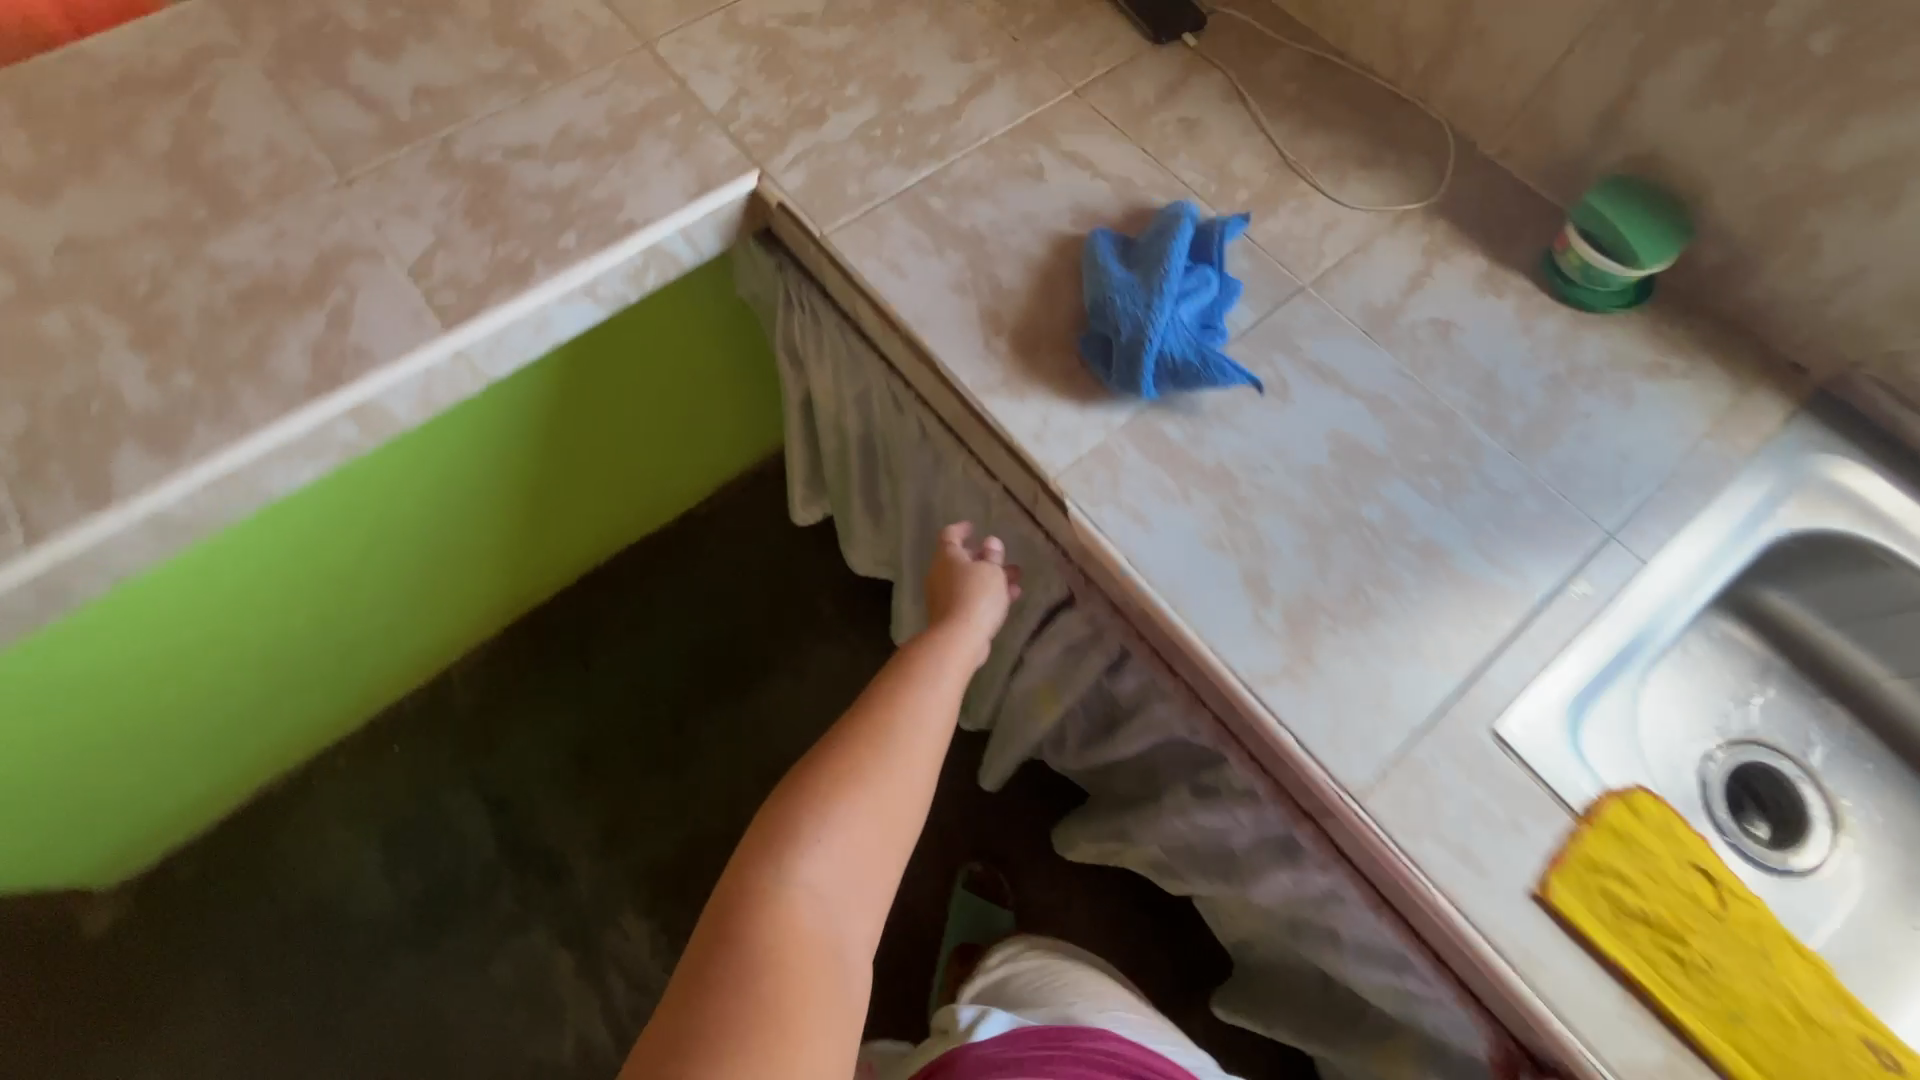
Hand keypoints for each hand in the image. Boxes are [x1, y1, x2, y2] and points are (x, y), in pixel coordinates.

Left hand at [924, 522, 1022, 668]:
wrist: (959, 638)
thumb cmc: (976, 595)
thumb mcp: (991, 570)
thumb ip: (993, 555)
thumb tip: (990, 543)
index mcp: (947, 557)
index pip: (950, 535)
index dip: (962, 529)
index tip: (973, 527)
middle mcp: (941, 574)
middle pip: (961, 560)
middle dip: (984, 558)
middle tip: (1003, 557)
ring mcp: (944, 596)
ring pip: (970, 581)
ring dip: (991, 577)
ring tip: (1016, 577)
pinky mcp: (952, 616)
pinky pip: (971, 598)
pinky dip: (988, 594)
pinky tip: (1010, 598)